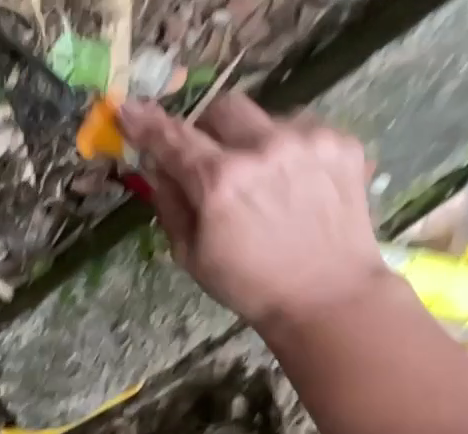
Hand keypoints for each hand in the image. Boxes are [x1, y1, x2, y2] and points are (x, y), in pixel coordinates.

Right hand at [119, 95, 393, 331]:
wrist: (324, 292)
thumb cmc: (245, 282)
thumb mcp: (189, 252)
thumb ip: (170, 203)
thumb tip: (159, 168)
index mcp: (219, 182)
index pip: (172, 140)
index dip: (145, 123)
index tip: (127, 108)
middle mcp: (264, 148)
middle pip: (223, 108)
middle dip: (207, 128)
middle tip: (207, 159)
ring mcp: (308, 140)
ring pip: (264, 119)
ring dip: (250, 142)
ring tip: (260, 184)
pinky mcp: (341, 142)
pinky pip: (300, 130)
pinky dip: (285, 152)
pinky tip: (290, 188)